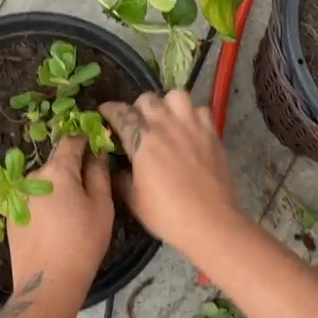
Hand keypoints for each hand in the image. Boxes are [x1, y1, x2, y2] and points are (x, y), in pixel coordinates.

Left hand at [8, 135, 114, 298]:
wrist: (48, 284)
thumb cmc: (82, 243)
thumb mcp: (101, 206)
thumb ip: (99, 173)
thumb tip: (97, 152)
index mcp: (56, 170)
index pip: (71, 141)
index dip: (85, 138)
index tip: (97, 143)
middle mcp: (33, 177)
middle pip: (57, 163)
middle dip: (74, 169)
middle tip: (92, 188)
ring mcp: (18, 196)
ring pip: (45, 183)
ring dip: (59, 188)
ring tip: (74, 213)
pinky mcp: (11, 215)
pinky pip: (34, 200)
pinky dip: (46, 204)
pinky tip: (56, 225)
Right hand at [99, 91, 242, 251]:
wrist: (210, 221)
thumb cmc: (167, 213)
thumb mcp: (134, 200)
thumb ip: (121, 178)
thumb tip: (116, 168)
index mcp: (143, 140)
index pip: (121, 113)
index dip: (110, 110)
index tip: (105, 112)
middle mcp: (166, 125)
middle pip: (148, 99)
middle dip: (138, 107)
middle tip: (138, 123)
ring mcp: (192, 126)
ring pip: (176, 96)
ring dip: (167, 104)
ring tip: (167, 120)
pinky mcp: (212, 133)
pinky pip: (201, 110)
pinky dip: (192, 115)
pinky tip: (190, 130)